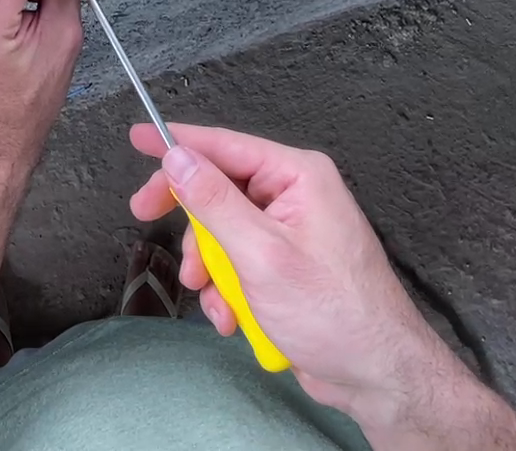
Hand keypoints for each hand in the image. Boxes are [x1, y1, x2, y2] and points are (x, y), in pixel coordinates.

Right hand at [130, 124, 515, 448]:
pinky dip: (227, 287)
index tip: (136, 136)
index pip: (224, 146)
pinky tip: (233, 316)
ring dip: (210, 266)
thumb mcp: (260, 254)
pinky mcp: (284, 262)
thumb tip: (176, 157)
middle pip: (218, 187)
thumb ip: (213, 202)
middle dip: (192, 220)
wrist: (378, 380)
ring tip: (214, 300)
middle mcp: (293, 192)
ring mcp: (288, 228)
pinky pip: (236, 259)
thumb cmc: (330, 312)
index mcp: (296, 174)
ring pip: (221, 229)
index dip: (177, 141)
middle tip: (144, 217)